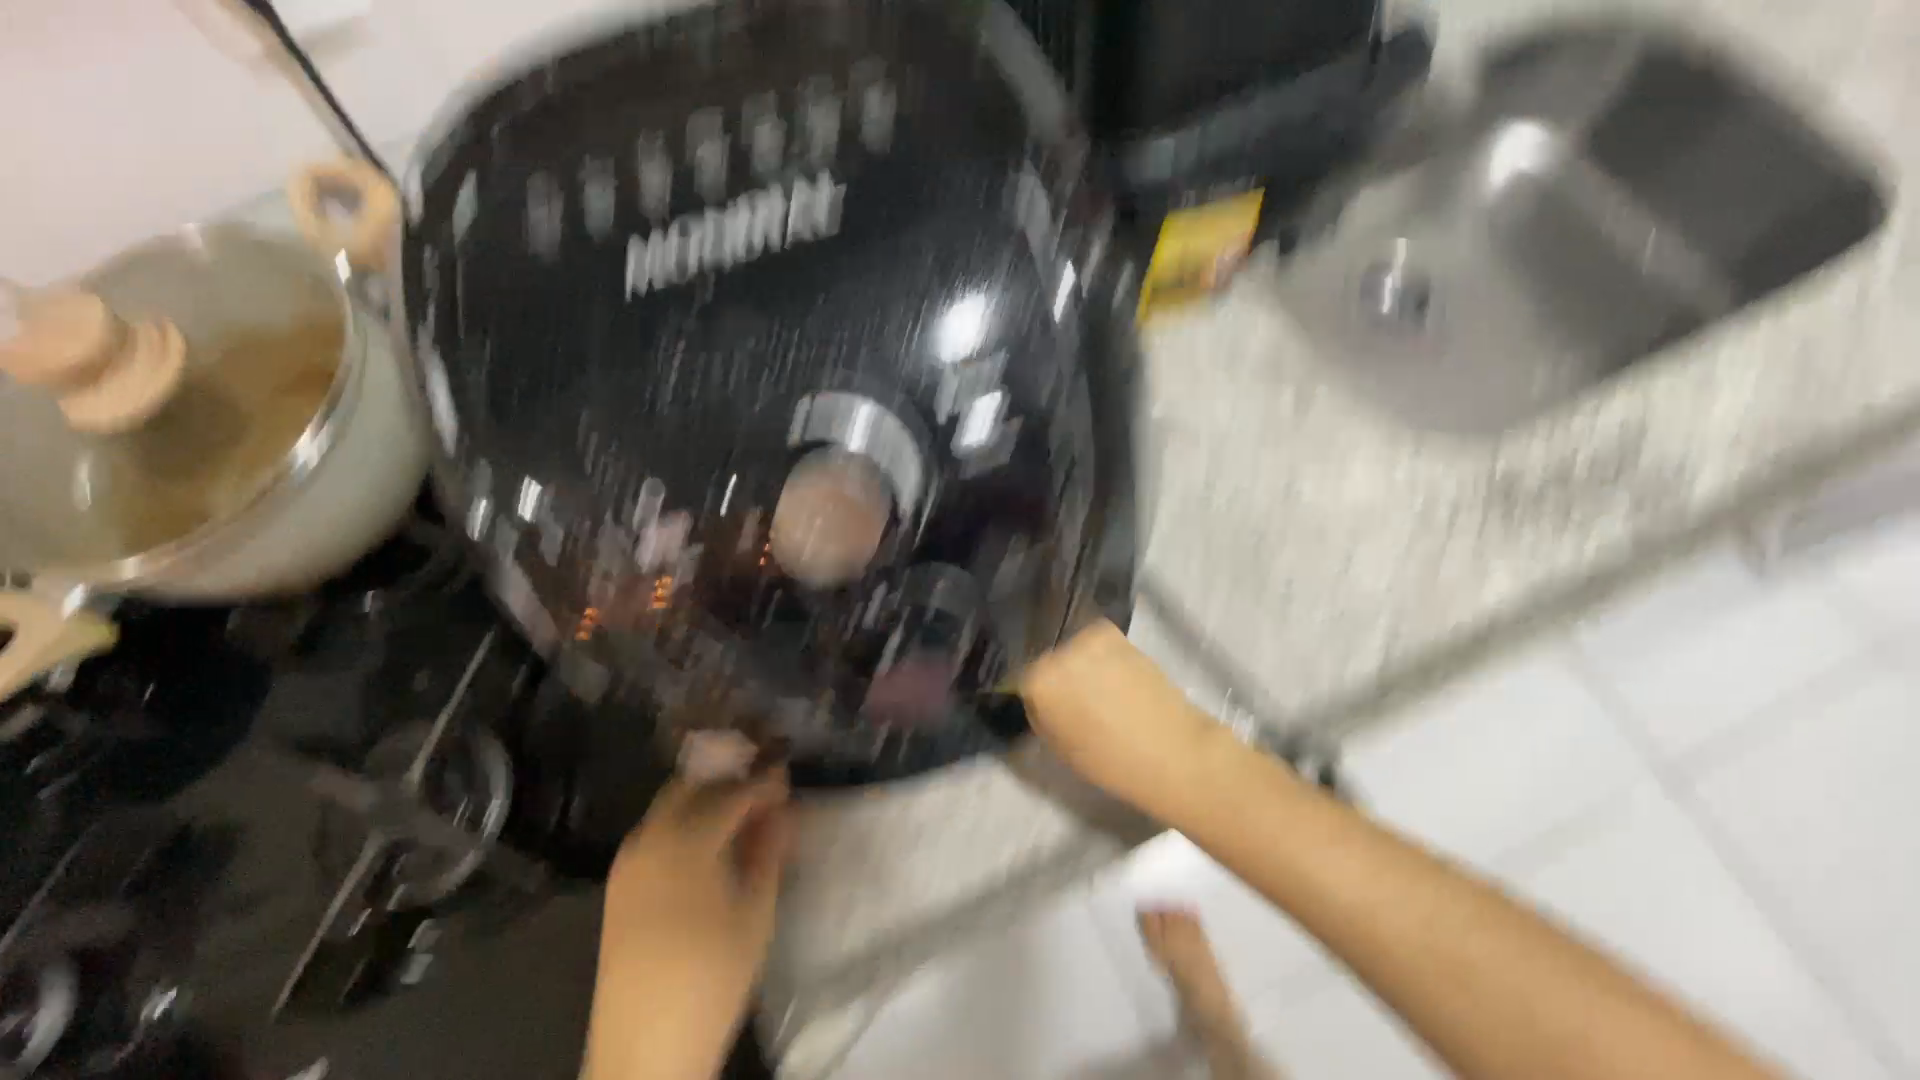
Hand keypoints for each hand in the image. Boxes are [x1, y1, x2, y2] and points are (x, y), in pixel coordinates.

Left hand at [584, 769, 794, 1079]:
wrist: (644, 1045)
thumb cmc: (713, 976)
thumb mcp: (756, 911)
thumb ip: (768, 850)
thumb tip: (783, 808)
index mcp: (685, 840)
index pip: (732, 791)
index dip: (764, 780)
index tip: (788, 771)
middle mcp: (649, 838)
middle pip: (692, 786)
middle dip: (729, 779)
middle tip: (765, 789)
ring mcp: (628, 861)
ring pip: (670, 807)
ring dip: (706, 800)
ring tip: (744, 817)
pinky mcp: (619, 885)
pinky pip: (656, 833)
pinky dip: (686, 824)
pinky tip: (710, 847)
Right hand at [1019, 620, 1237, 817]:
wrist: (1172, 748)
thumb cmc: (1110, 759)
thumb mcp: (1058, 746)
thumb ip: (1040, 714)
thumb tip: (1037, 698)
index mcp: (1038, 680)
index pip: (1019, 678)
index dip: (1032, 693)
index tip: (1043, 705)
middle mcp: (1058, 650)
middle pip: (1046, 658)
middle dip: (1054, 674)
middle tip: (1069, 697)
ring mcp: (1088, 637)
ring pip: (1071, 649)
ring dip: (1076, 663)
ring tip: (1095, 689)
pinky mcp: (1116, 634)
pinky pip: (1094, 643)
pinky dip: (1098, 656)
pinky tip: (1111, 678)